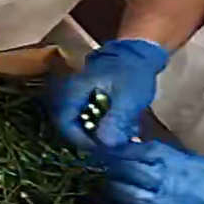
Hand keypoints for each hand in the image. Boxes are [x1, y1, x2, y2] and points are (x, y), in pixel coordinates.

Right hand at [47, 38, 170, 150]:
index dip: (81, 141)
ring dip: (97, 136)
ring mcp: (74, 99)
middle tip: (113, 148)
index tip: (102, 150)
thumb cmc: (132, 72)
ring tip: (119, 140)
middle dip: (91, 141)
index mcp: (72, 93)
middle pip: (70, 127)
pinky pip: (85, 120)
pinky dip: (100, 128)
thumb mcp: (128, 97)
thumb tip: (106, 145)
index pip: (65, 124)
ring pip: (78, 125)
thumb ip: (115, 120)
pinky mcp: (83, 102)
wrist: (138, 53)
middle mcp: (66, 96)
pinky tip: (118, 131)